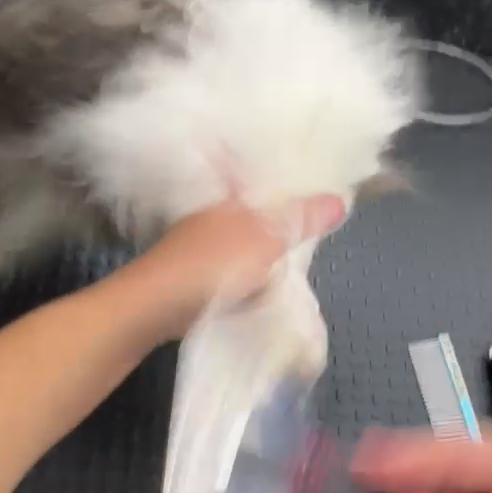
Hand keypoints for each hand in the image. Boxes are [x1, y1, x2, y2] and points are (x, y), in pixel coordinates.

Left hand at [119, 195, 347, 340]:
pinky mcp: (189, 278)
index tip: (319, 210)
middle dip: (280, 233)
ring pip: (243, 249)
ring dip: (262, 262)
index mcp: (231, 200)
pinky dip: (244, 284)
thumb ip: (300, 221)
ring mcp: (198, 249)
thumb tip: (340, 199)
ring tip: (286, 277)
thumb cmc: (212, 266)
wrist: (152, 307)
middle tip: (308, 249)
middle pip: (257, 220)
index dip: (293, 195)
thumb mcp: (266, 240)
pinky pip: (229, 276)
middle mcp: (213, 217)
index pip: (267, 186)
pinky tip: (255, 297)